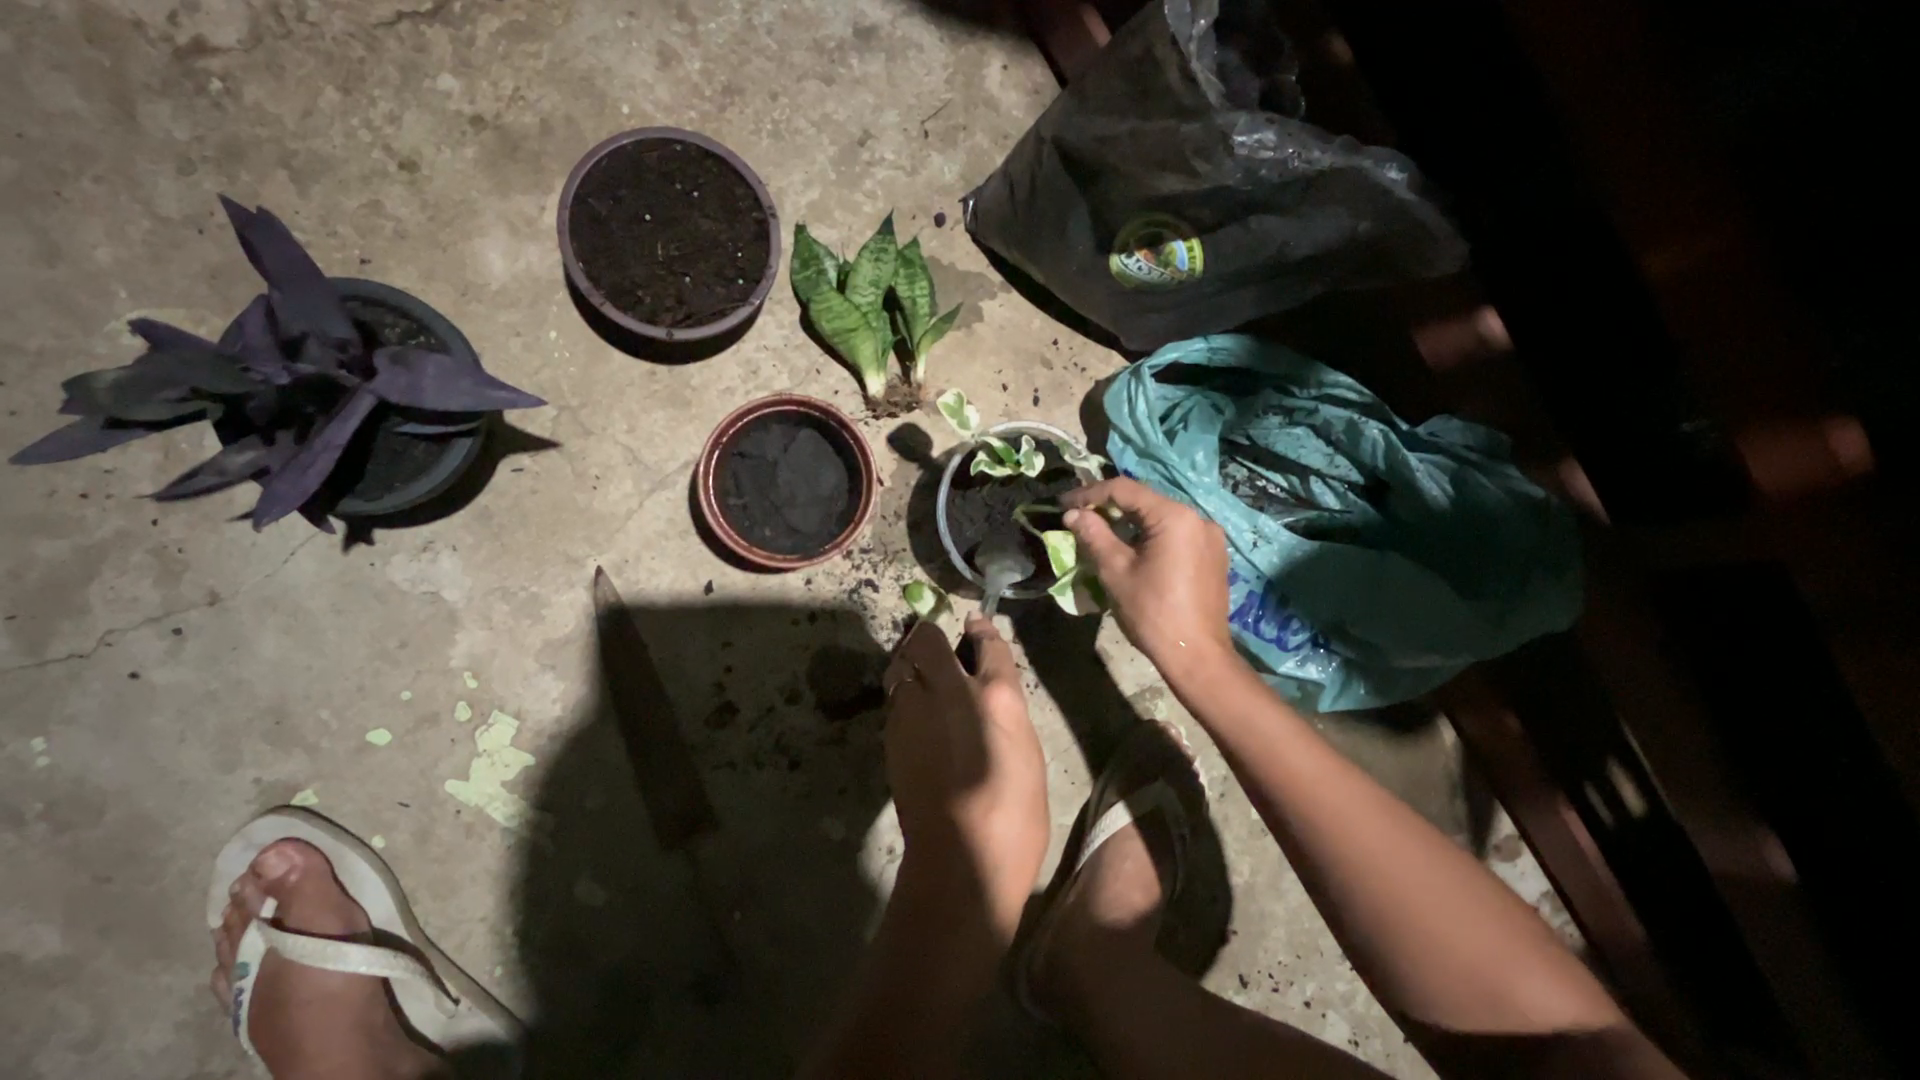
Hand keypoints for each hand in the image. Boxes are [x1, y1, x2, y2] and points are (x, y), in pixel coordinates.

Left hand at [882, 614, 1048, 937]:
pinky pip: (895, 697)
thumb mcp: (1029, 756)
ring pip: (901, 665)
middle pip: (928, 640)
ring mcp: (912, 711)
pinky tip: (916, 711)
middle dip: (931, 636)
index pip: (987, 642)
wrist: (961, 860)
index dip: (982, 629)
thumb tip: (994, 691)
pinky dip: (904, 694)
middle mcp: (949, 691)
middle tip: (941, 646)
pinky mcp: (890, 735)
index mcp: (995, 696)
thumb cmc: (1014, 817)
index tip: (976, 624)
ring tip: (923, 674)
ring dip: (911, 662)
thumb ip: (1007, 712)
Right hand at [1062, 477, 1233, 677]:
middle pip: (1146, 502)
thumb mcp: (1115, 571)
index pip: (1125, 490)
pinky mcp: (1214, 556)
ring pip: (1161, 518)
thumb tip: (1073, 514)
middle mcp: (1198, 518)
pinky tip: (1134, 551)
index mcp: (1175, 517)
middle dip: (1110, 508)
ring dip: (1130, 523)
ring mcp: (1210, 537)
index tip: (1063, 505)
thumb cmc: (1152, 613)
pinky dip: (1151, 537)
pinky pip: (1177, 535)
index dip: (1090, 494)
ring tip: (1102, 534)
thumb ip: (1094, 536)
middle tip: (1079, 518)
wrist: (1196, 655)